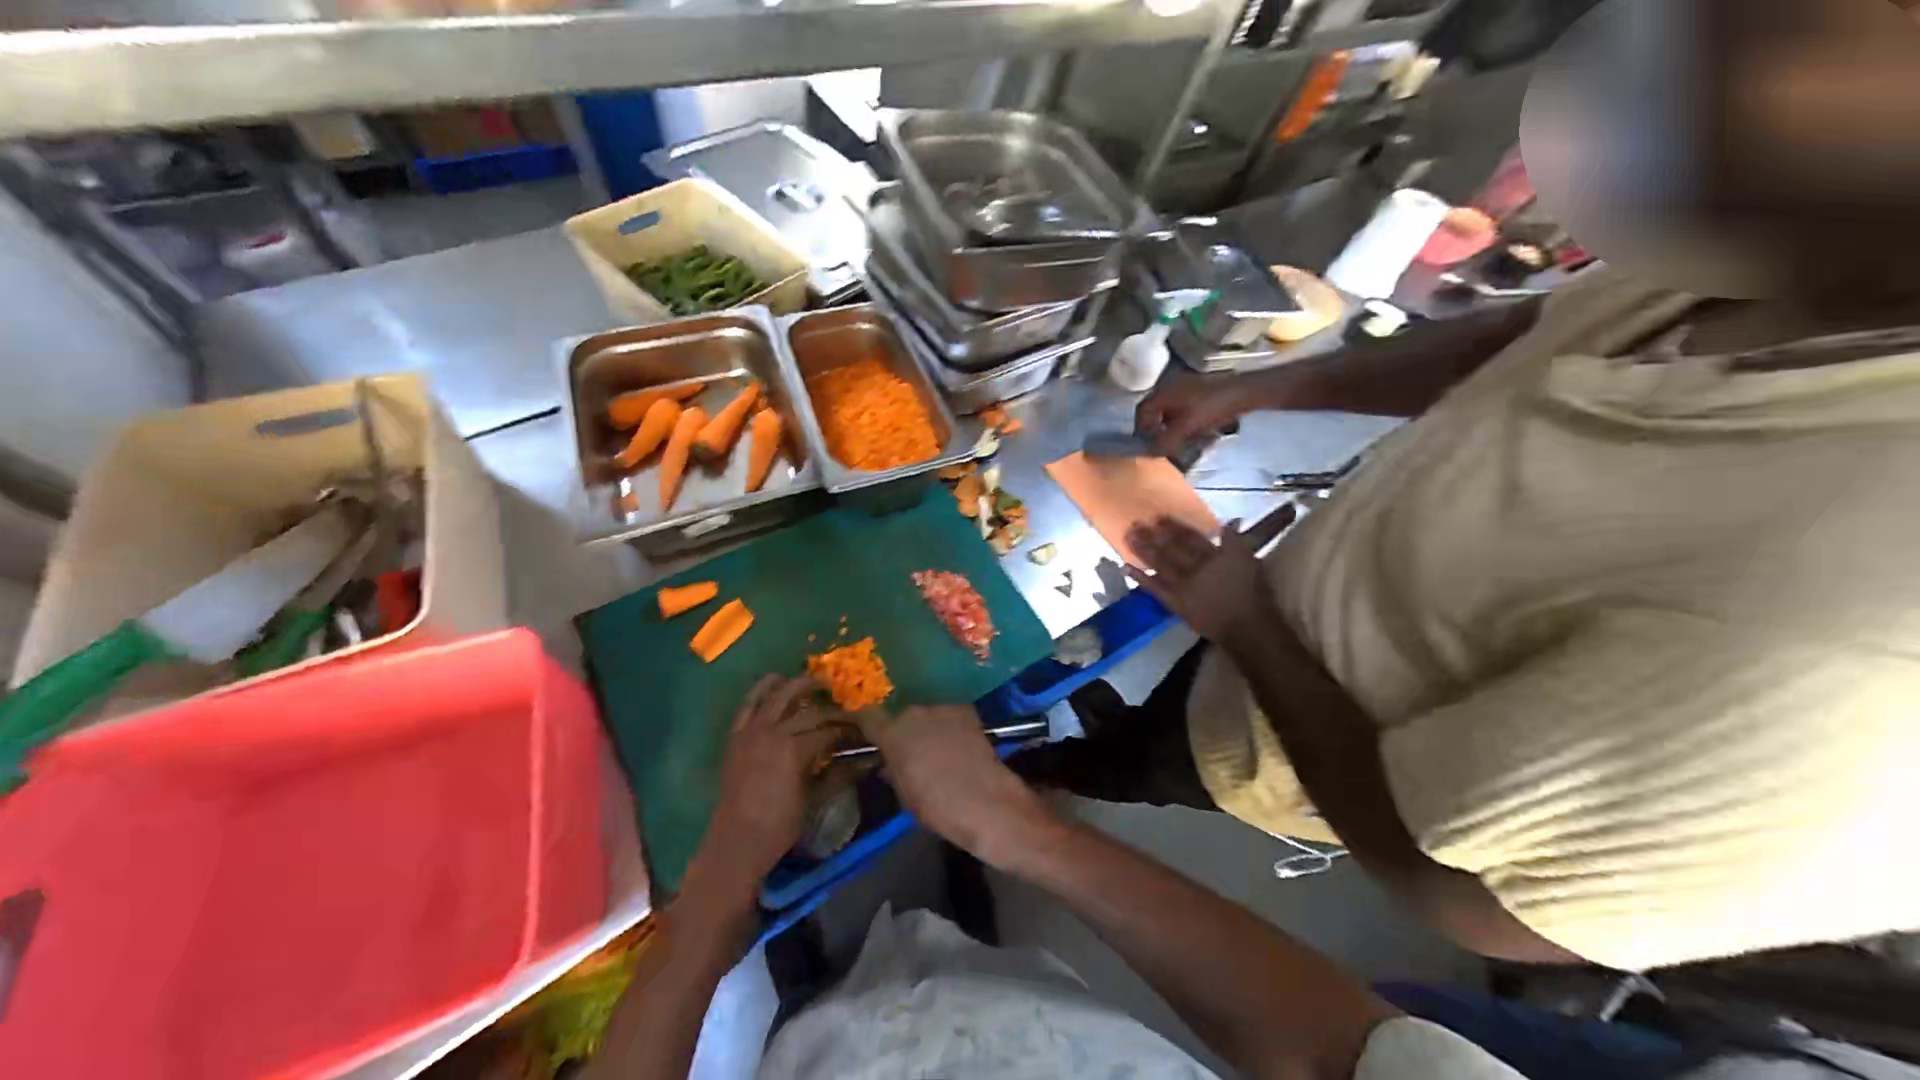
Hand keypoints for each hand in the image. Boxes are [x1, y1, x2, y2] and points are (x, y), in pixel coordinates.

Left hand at [702, 675, 843, 884]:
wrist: (737, 841)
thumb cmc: (779, 825)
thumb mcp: (813, 799)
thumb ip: (838, 775)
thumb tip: (865, 761)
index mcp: (795, 749)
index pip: (827, 732)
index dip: (845, 730)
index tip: (858, 730)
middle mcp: (773, 733)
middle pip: (807, 712)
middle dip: (828, 707)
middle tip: (843, 701)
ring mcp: (752, 731)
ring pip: (776, 697)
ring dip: (795, 685)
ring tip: (812, 679)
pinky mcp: (736, 735)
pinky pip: (748, 704)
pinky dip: (760, 689)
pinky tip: (773, 680)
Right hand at [854, 704, 1052, 863]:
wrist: (986, 803)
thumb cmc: (938, 808)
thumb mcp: (905, 795)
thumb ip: (893, 772)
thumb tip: (891, 763)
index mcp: (892, 734)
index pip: (868, 717)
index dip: (868, 724)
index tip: (868, 734)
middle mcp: (914, 713)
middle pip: (901, 715)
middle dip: (902, 729)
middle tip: (908, 750)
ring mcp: (942, 709)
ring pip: (926, 714)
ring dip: (927, 727)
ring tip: (936, 748)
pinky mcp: (967, 712)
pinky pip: (949, 716)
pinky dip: (950, 726)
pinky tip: (957, 744)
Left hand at [1125, 510, 1292, 643]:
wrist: (1247, 627)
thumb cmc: (1253, 593)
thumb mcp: (1250, 560)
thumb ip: (1234, 541)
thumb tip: (1226, 524)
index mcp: (1213, 554)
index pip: (1190, 536)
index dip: (1173, 525)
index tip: (1159, 516)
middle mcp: (1194, 566)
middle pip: (1170, 546)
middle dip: (1153, 533)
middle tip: (1137, 521)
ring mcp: (1182, 585)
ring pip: (1158, 562)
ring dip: (1142, 548)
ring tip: (1128, 535)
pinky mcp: (1175, 602)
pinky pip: (1154, 588)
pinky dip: (1139, 577)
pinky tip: (1126, 566)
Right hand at [1134, 374, 1248, 454]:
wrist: (1242, 392)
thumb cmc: (1210, 407)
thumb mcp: (1185, 427)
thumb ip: (1165, 441)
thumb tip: (1149, 453)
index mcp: (1163, 392)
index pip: (1142, 411)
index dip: (1140, 429)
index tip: (1144, 443)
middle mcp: (1170, 386)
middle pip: (1154, 409)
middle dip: (1153, 427)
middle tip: (1157, 443)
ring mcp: (1185, 385)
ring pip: (1168, 408)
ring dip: (1167, 424)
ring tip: (1173, 439)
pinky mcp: (1198, 389)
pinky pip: (1181, 406)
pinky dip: (1179, 419)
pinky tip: (1188, 430)